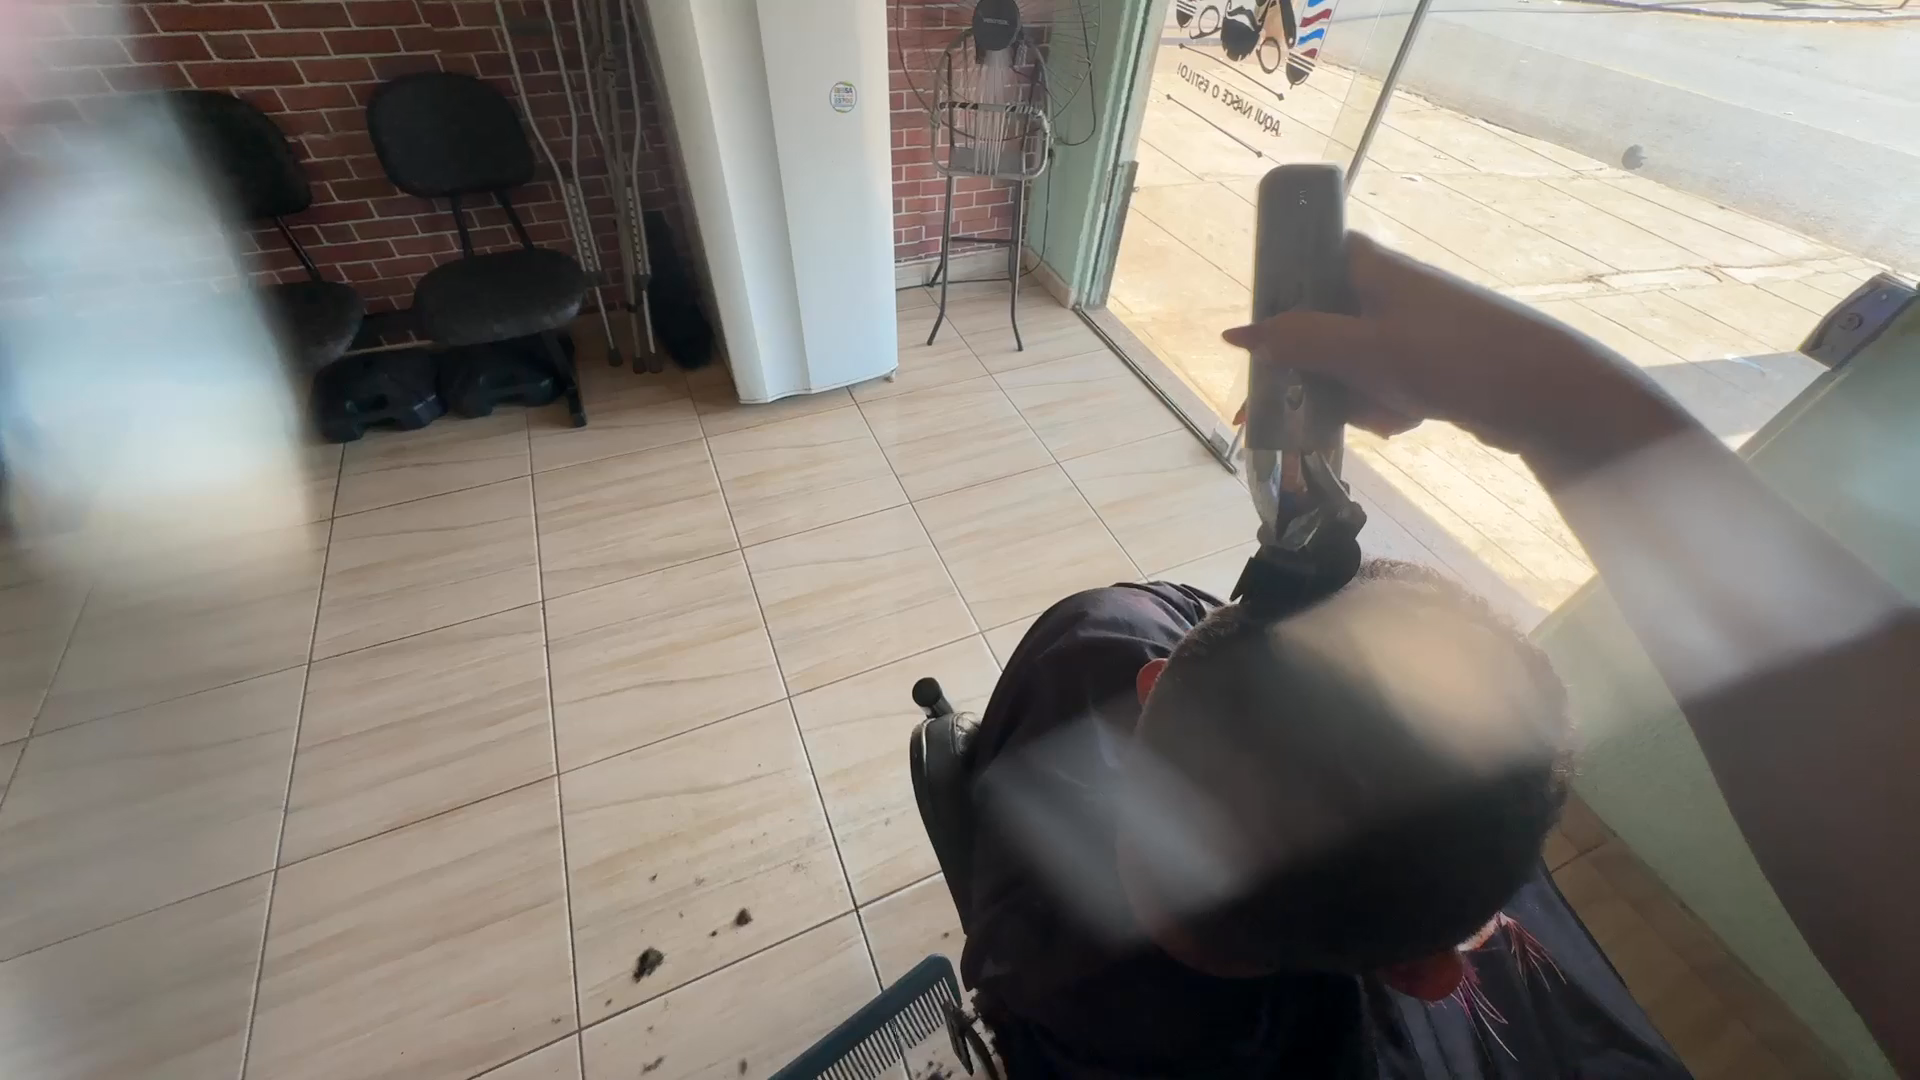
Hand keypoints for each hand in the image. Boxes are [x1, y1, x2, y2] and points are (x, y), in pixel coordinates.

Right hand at [1223, 233, 1692, 473]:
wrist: (1541, 396)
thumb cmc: (1451, 356)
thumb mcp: (1363, 349)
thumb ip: (1297, 339)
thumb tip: (1235, 335)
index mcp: (1371, 270)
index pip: (1309, 260)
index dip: (1280, 292)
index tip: (1260, 333)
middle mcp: (1383, 294)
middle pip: (1316, 326)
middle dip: (1310, 372)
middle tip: (1282, 410)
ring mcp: (1402, 331)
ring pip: (1340, 365)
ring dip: (1348, 398)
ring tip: (1385, 415)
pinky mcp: (1418, 366)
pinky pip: (1372, 387)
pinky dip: (1378, 408)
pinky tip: (1404, 421)